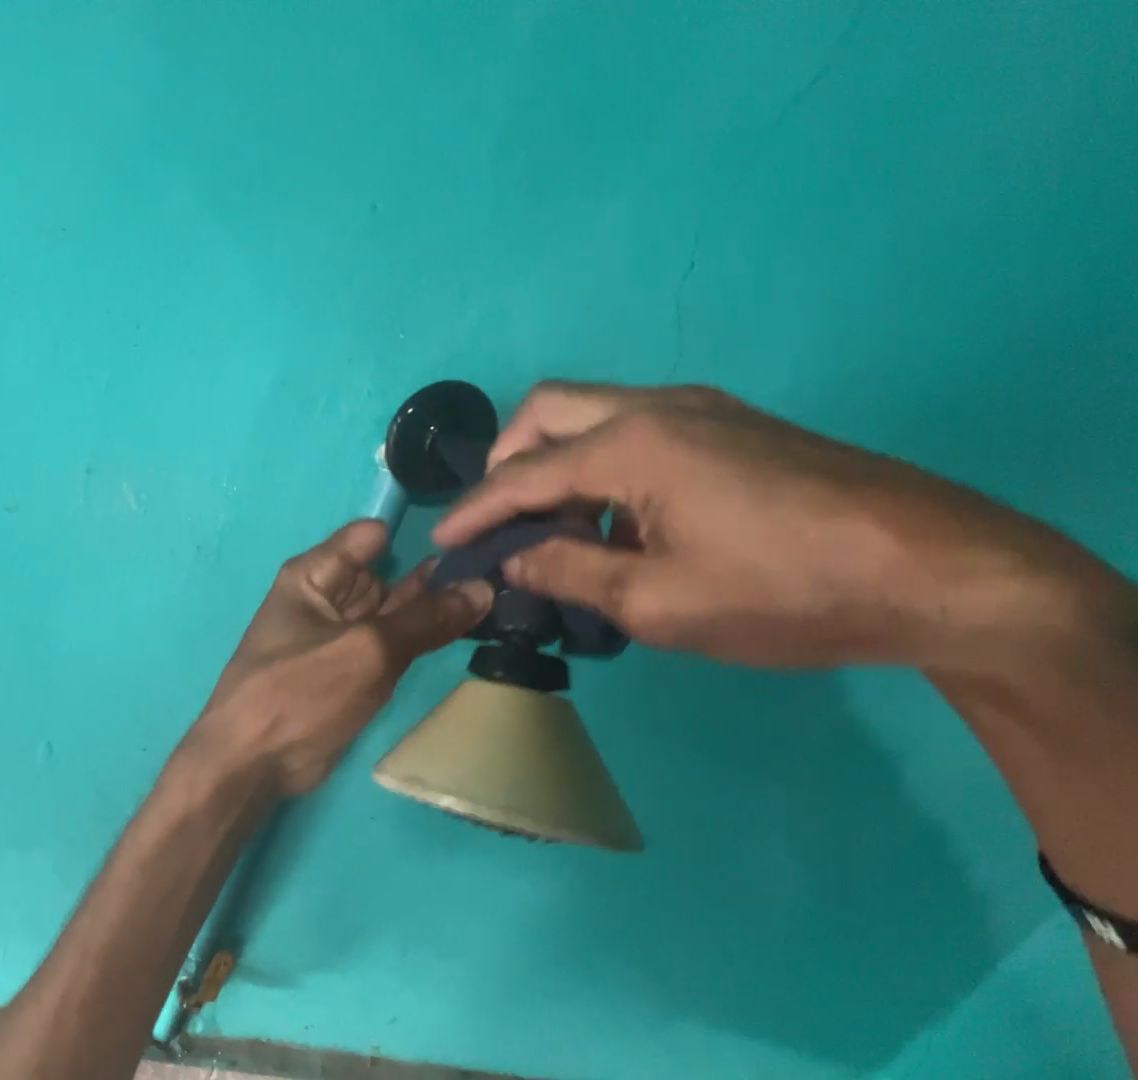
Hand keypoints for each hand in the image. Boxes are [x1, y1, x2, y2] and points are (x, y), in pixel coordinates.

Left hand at [187, 520, 493, 795]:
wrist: (253, 762)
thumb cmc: (300, 693)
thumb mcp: (367, 651)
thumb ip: (426, 619)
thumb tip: (484, 588)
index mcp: (315, 574)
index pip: (371, 535)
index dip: (416, 537)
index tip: (473, 547)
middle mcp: (327, 596)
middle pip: (389, 573)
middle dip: (437, 577)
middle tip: (507, 577)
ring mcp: (340, 635)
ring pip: (395, 610)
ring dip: (437, 610)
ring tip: (504, 601)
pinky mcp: (351, 671)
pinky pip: (393, 644)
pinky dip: (423, 640)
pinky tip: (472, 633)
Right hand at [434, 381, 1123, 671]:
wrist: (940, 572)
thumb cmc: (784, 592)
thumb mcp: (659, 603)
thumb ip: (569, 572)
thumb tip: (515, 556)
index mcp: (631, 445)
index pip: (522, 474)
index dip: (475, 511)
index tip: (442, 542)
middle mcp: (658, 408)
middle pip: (546, 410)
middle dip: (505, 460)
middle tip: (499, 519)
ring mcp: (703, 410)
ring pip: (593, 411)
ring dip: (555, 459)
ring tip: (557, 527)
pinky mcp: (736, 426)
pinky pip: (637, 426)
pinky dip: (601, 461)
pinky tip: (619, 518)